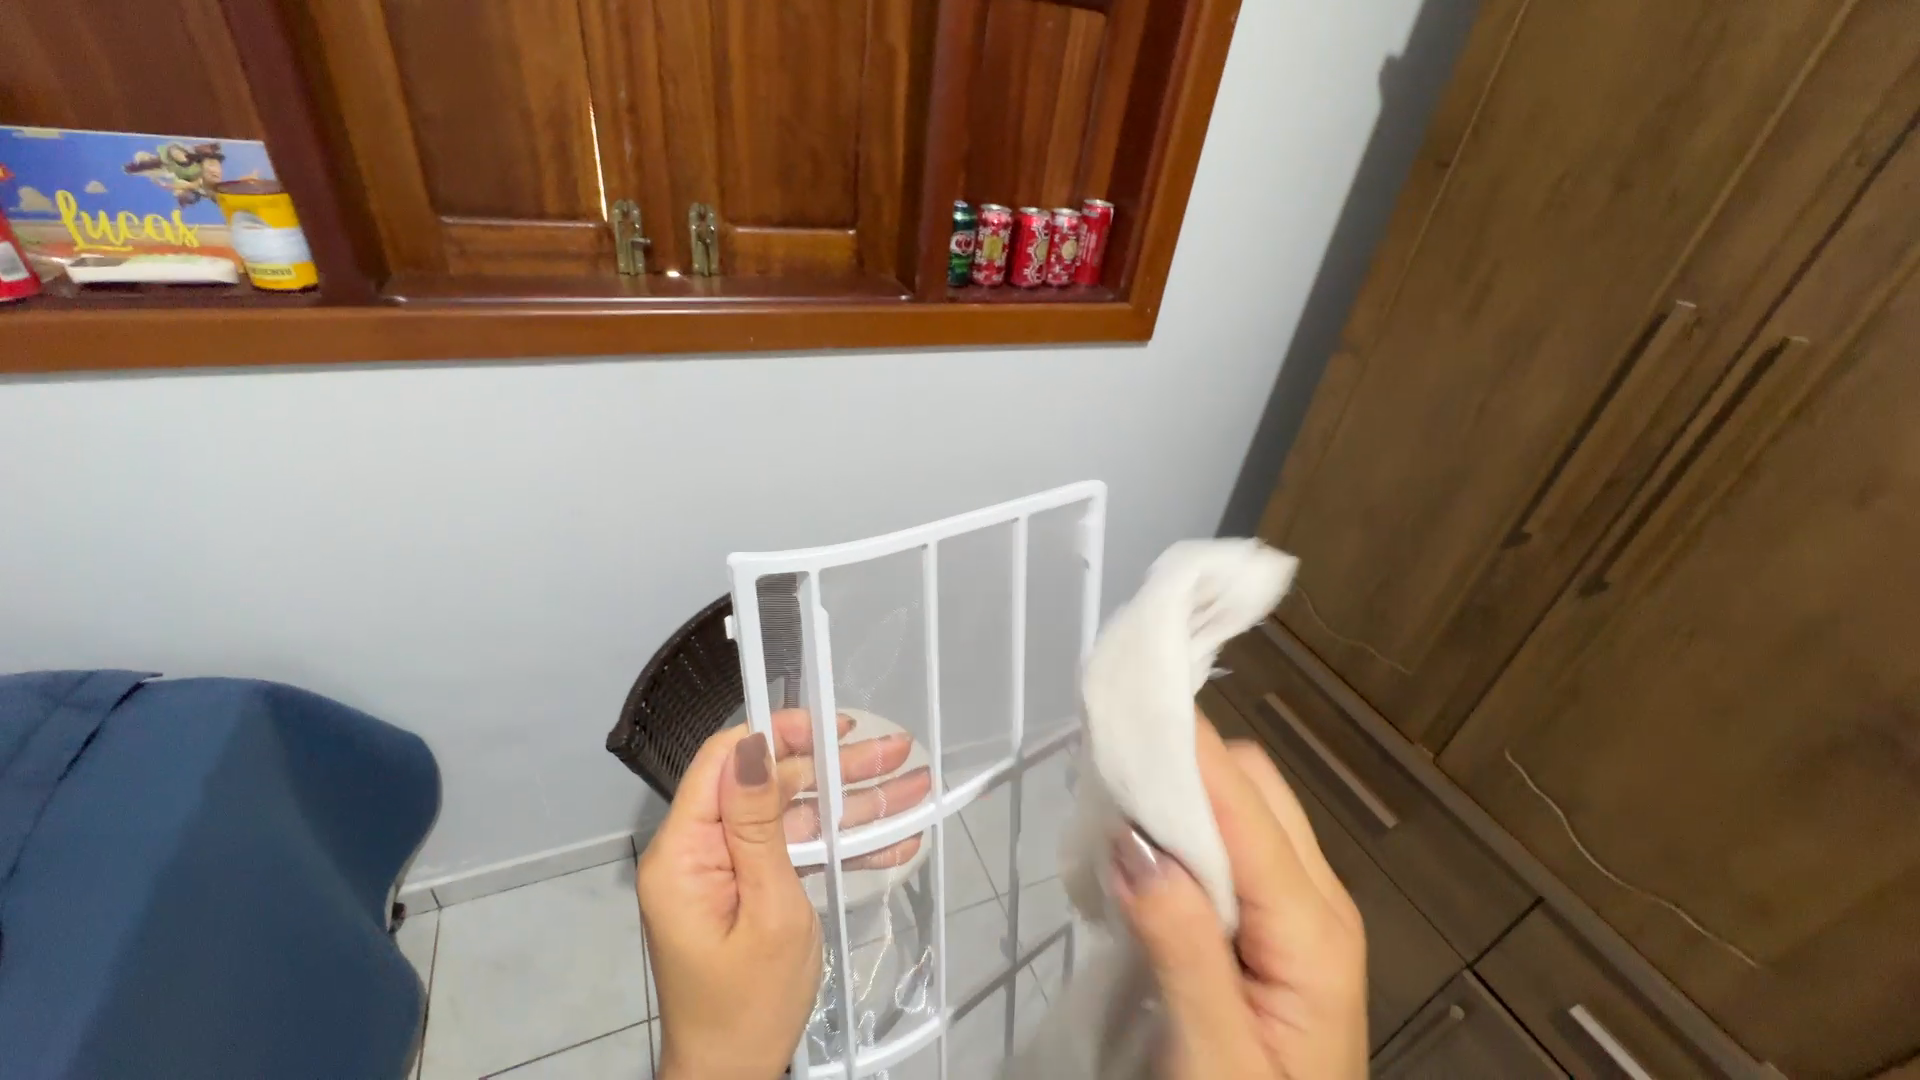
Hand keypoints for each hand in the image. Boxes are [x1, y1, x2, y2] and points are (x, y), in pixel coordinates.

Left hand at [637, 712, 934, 1079]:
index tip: (830, 727)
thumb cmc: (751, 1003)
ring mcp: (727, 868)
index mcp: (686, 850)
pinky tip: (898, 839)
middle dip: (835, 769)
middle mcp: (701, 849)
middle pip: (769, 784)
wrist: (736, 1077)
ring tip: (914, 784)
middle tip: (896, 751)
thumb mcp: (769, 909)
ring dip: (853, 804)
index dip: (776, 733)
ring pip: (793, 815)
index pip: (724, 762)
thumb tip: (753, 745)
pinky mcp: (750, 887)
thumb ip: (760, 825)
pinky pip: (796, 851)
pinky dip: (842, 847)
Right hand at [1111, 712, 1368, 1078]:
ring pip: (1244, 808)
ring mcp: (1298, 910)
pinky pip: (1233, 844)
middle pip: (1254, 787)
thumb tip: (1133, 840)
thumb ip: (1179, 946)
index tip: (1126, 707)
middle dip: (1184, 766)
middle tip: (1109, 771)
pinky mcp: (1273, 924)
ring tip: (1117, 804)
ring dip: (1182, 795)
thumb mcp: (1213, 1058)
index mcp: (1311, 928)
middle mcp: (1315, 900)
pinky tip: (1143, 852)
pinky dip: (1186, 829)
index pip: (1245, 806)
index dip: (1187, 749)